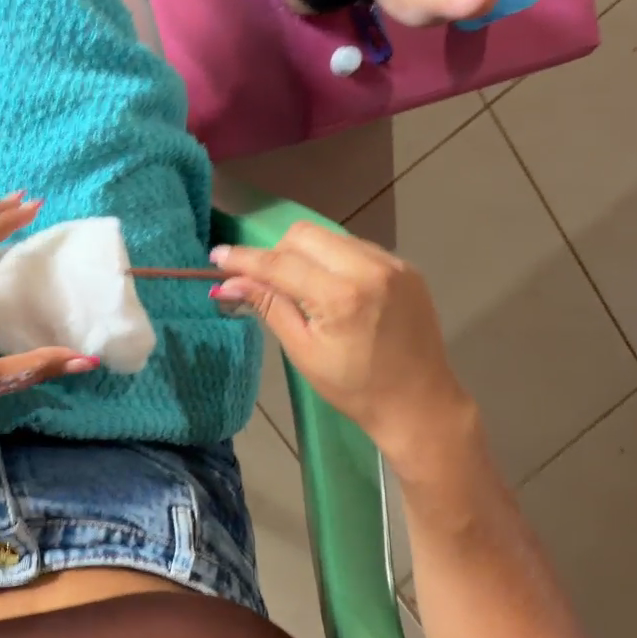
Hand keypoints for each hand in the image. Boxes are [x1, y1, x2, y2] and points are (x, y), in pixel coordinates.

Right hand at [211, 222, 478, 471]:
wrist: (419, 403)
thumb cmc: (355, 389)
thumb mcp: (303, 352)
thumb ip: (269, 307)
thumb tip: (228, 283)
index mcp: (342, 296)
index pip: (281, 263)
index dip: (245, 259)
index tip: (217, 256)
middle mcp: (370, 268)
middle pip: (304, 235)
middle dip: (277, 252)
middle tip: (265, 280)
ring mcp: (393, 264)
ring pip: (330, 236)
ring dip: (306, 254)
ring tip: (301, 288)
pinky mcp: (405, 267)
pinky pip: (356, 248)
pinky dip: (334, 261)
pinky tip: (333, 289)